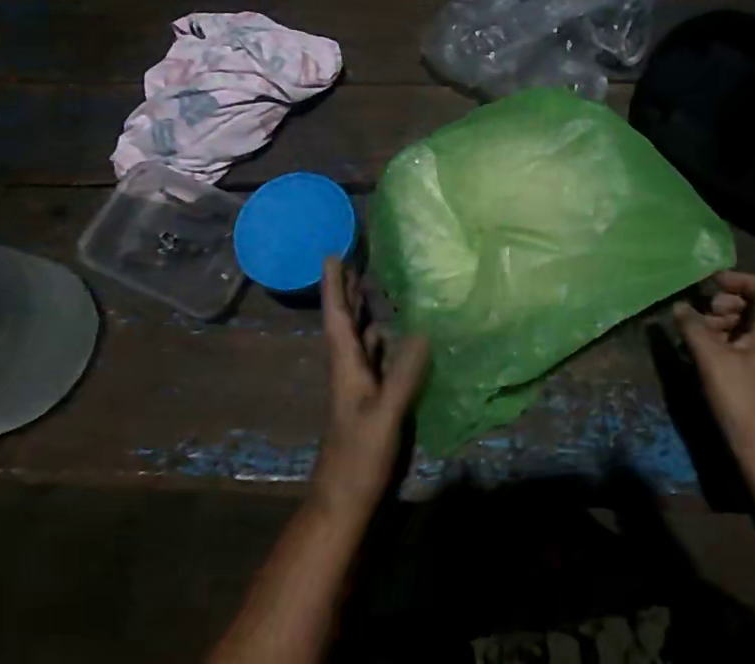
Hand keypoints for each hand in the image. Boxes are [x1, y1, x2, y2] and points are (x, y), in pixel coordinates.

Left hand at [312, 257, 430, 516]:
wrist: (345, 499)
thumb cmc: (359, 457)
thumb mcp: (384, 415)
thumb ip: (403, 375)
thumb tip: (423, 331)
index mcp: (345, 365)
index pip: (337, 316)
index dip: (334, 285)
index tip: (331, 254)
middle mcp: (349, 368)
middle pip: (346, 320)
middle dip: (348, 289)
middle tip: (355, 258)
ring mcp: (359, 384)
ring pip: (360, 336)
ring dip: (364, 310)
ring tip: (375, 284)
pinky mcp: (371, 398)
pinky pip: (375, 356)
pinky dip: (382, 337)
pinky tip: (394, 332)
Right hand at [672, 270, 754, 471]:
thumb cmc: (740, 398)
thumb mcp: (712, 359)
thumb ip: (693, 328)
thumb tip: (679, 306)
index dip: (743, 281)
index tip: (714, 282)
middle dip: (728, 302)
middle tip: (705, 309)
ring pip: (744, 326)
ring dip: (720, 320)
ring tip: (696, 328)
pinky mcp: (753, 374)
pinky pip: (737, 344)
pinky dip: (719, 338)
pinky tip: (698, 347)